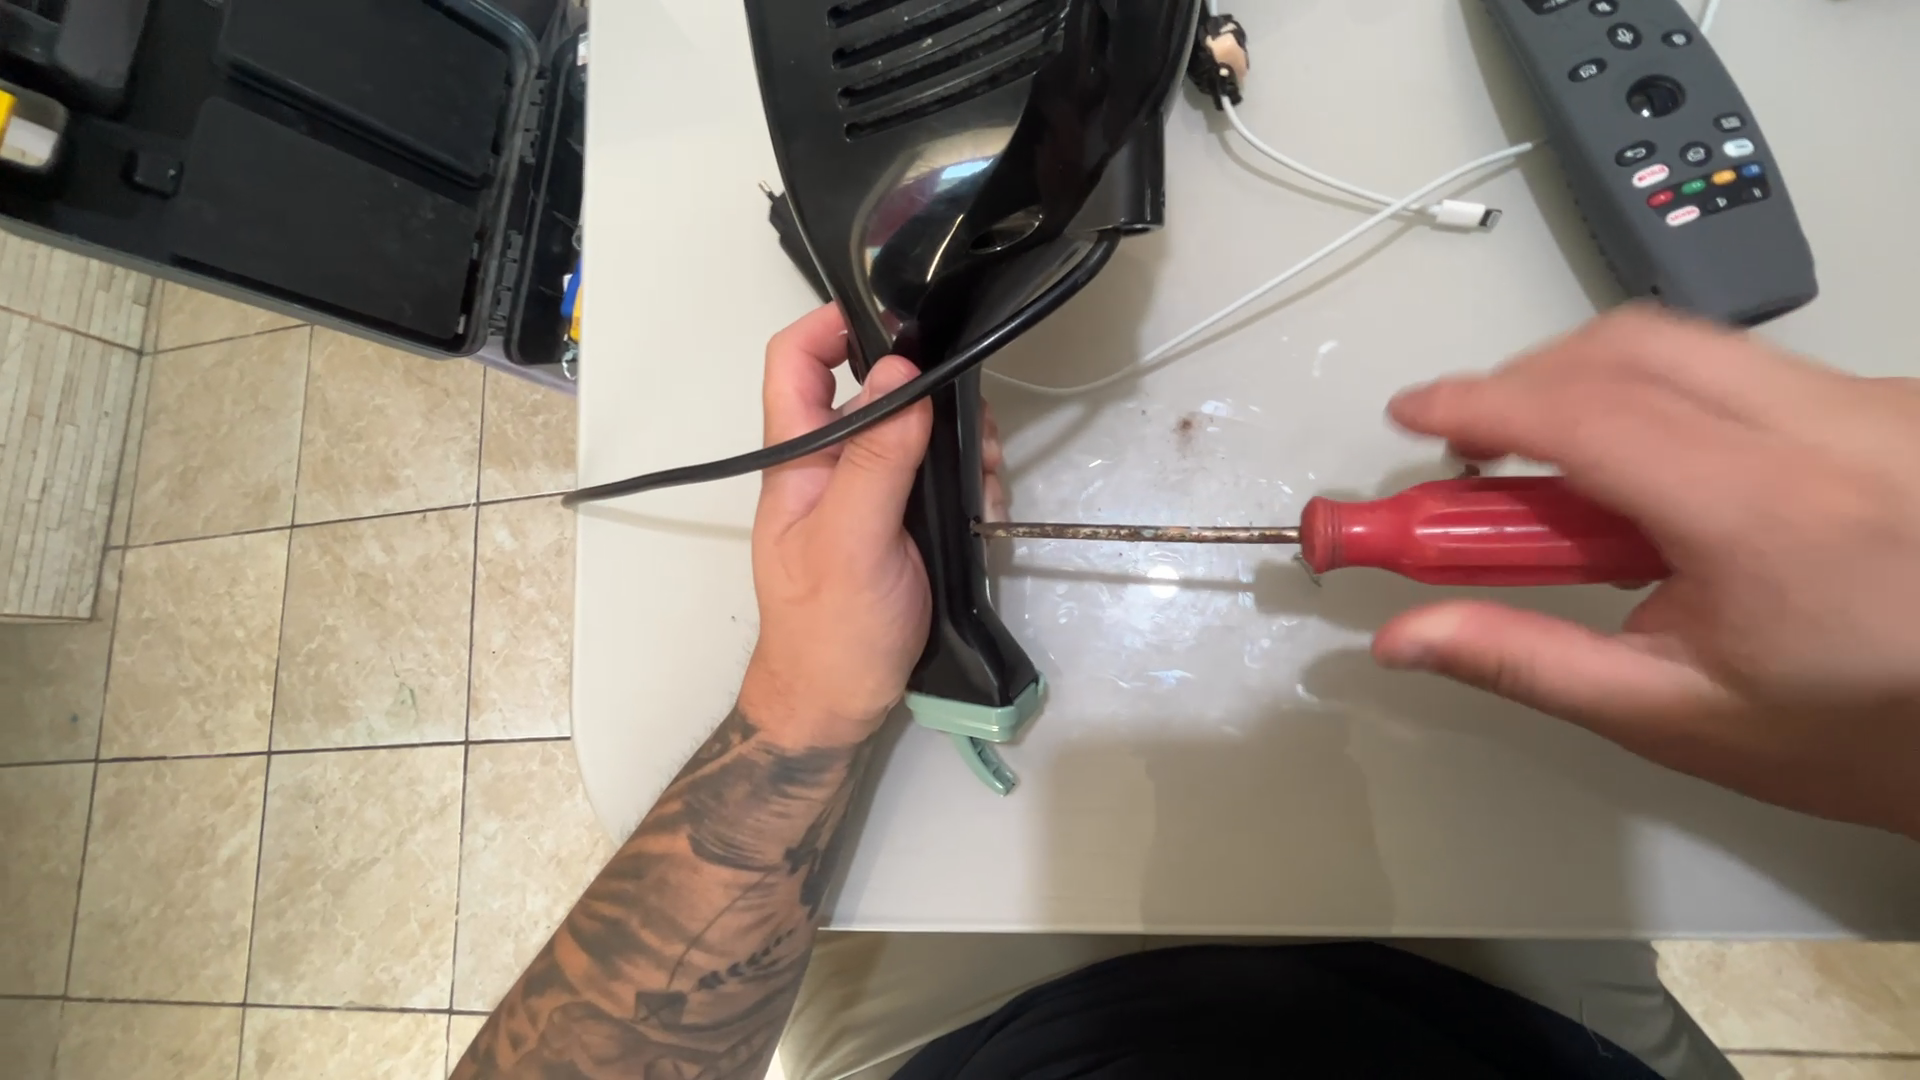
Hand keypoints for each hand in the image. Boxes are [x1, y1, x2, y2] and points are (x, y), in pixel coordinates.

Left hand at [737, 306, 1010, 747]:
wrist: (842, 701)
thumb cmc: (830, 629)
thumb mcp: (850, 543)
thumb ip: (873, 459)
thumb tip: (899, 372)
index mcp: (800, 459)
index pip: (795, 362)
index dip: (830, 325)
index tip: (895, 318)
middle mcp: (835, 462)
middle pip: (876, 388)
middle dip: (931, 394)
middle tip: (975, 426)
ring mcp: (873, 491)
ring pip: (921, 430)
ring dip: (962, 442)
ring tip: (988, 476)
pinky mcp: (906, 518)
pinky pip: (941, 474)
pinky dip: (971, 479)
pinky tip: (987, 506)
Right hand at [1375, 306, 1919, 837]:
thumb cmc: (1859, 735)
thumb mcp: (1669, 715)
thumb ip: (1520, 662)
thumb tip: (1395, 638)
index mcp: (1774, 516)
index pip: (1590, 418)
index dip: (1480, 404)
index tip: (1408, 413)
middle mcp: (1843, 430)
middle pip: (1634, 347)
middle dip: (1523, 379)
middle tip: (1473, 443)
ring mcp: (1885, 406)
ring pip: (1687, 348)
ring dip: (1583, 387)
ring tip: (1549, 467)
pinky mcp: (1897, 405)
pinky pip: (1739, 371)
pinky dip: (1650, 401)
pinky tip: (1646, 479)